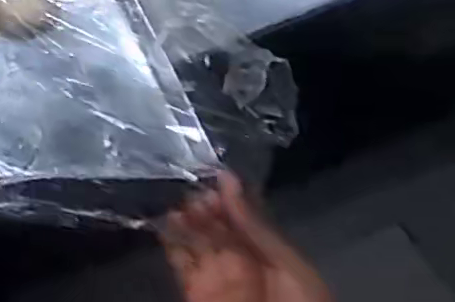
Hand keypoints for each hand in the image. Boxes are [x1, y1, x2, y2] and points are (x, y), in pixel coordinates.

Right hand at [161, 171, 332, 301]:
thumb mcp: (294, 274)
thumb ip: (259, 229)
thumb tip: (226, 177)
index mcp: (272, 257)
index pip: (244, 215)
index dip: (226, 194)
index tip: (207, 173)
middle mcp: (241, 259)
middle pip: (214, 221)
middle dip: (200, 202)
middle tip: (192, 195)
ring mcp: (214, 271)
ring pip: (190, 231)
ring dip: (181, 214)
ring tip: (179, 208)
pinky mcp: (189, 281)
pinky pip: (172, 252)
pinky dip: (164, 232)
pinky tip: (160, 218)